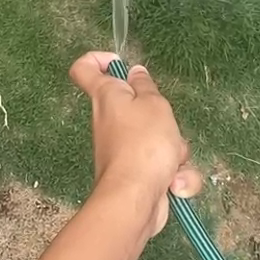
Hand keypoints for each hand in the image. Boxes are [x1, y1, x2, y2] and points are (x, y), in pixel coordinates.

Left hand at [69, 51, 203, 235]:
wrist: (135, 201)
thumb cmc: (143, 144)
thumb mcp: (153, 104)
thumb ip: (146, 86)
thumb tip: (135, 72)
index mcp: (106, 96)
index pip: (84, 69)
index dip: (97, 59)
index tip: (120, 62)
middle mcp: (109, 120)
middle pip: (138, 108)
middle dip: (162, 119)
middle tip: (165, 127)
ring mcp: (123, 150)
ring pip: (159, 139)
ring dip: (175, 152)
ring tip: (172, 162)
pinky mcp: (139, 175)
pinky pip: (164, 168)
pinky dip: (175, 177)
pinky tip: (174, 185)